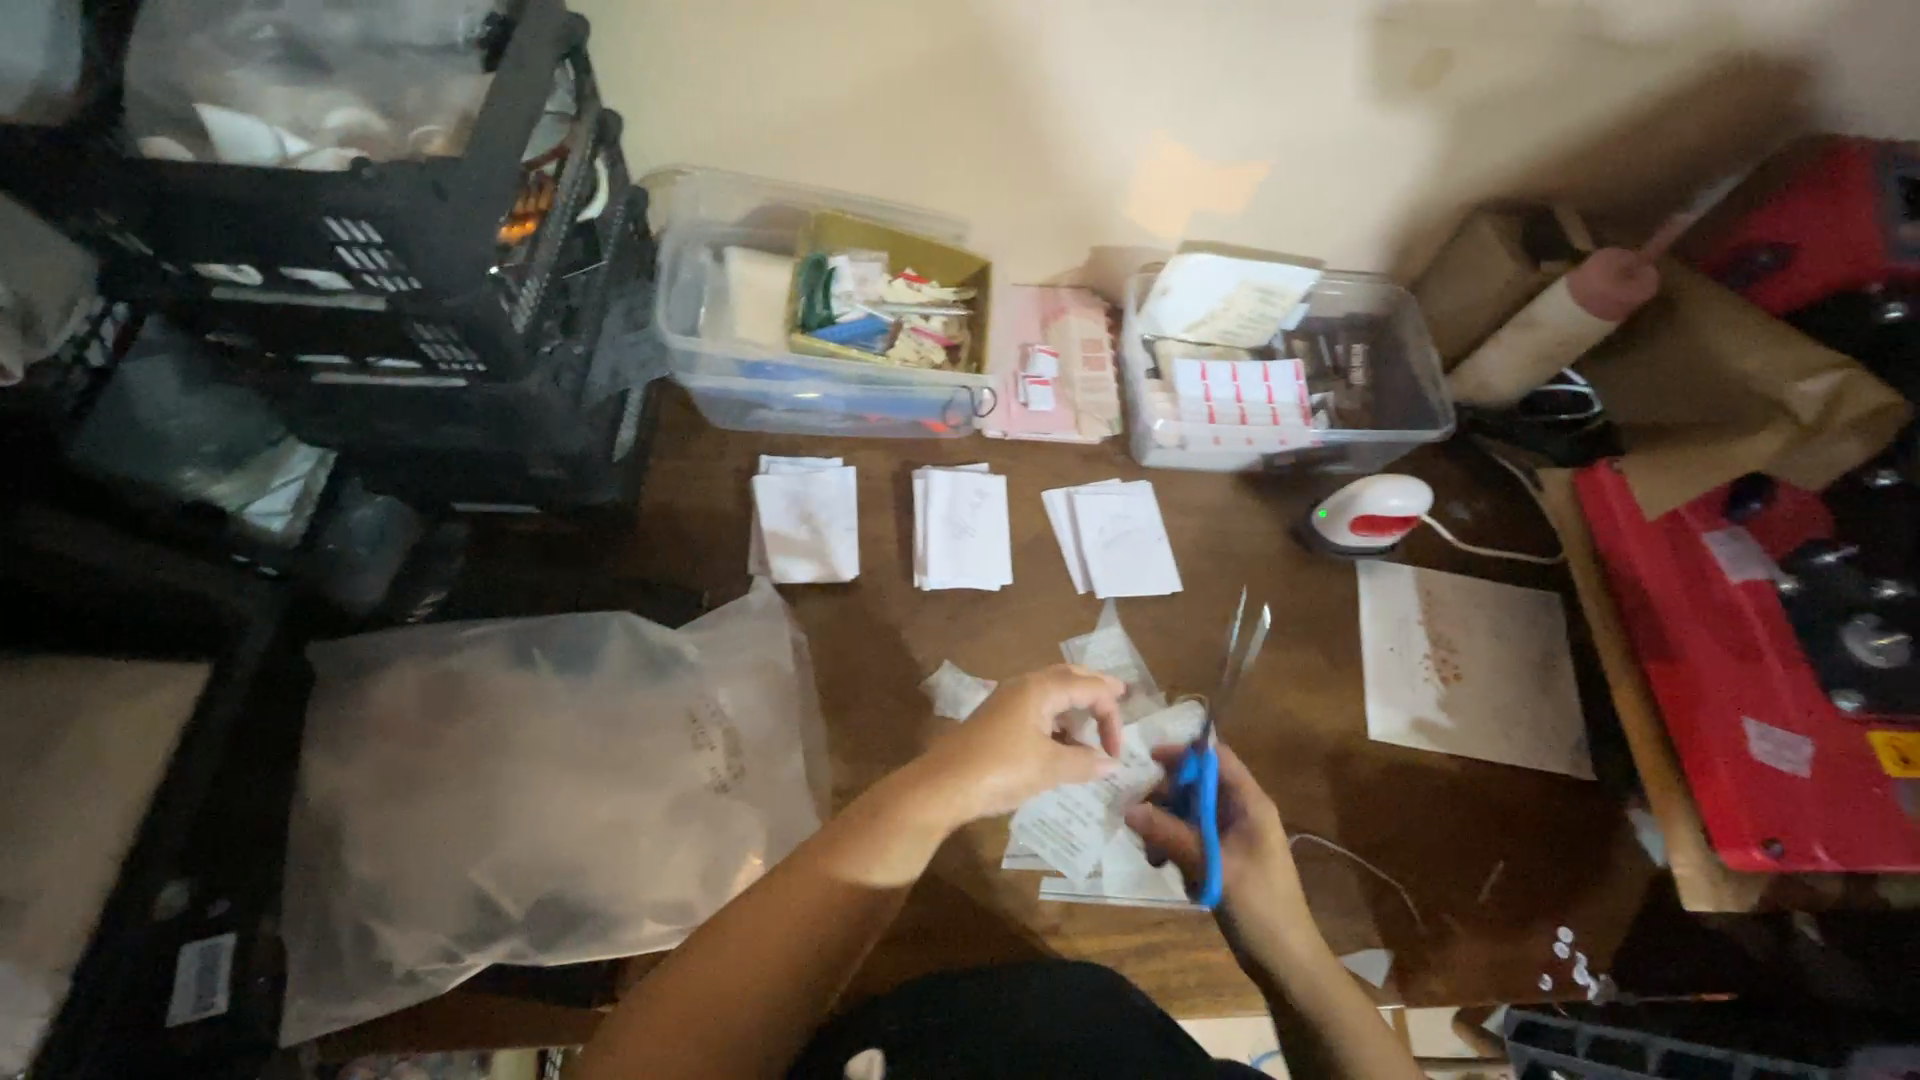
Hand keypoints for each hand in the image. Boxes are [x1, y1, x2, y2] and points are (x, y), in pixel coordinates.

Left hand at [904, 664, 1124, 829]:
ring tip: (1092, 729)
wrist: (942, 785)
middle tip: (1120, 696)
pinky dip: (1056, 722)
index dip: (1111, 716)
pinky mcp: (997, 721)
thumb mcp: (1049, 768)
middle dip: (1095, 688)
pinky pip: (1036, 711)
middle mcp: (1024, 686)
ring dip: (1074, 707)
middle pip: (1069, 677)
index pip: (1090, 687)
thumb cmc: (1000, 769)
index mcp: (1040, 688)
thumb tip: (1111, 764)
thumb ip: (1084, 762)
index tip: (1116, 752)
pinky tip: (1062, 745)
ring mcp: (1007, 703)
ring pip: (1051, 693)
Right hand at [1123, 741, 1319, 970]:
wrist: (1285, 962)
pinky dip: (1174, 847)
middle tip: (1140, 817)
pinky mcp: (1222, 858)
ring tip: (1153, 855)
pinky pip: (1190, 837)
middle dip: (1166, 797)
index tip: (1149, 761)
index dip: (1184, 753)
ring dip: (1166, 827)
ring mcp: (1231, 836)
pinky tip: (1166, 868)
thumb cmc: (1259, 907)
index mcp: (1250, 804)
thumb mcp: (1212, 866)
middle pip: (1196, 784)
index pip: (1216, 758)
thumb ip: (1171, 834)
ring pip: (1188, 812)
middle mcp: (1240, 813)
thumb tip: (1129, 808)